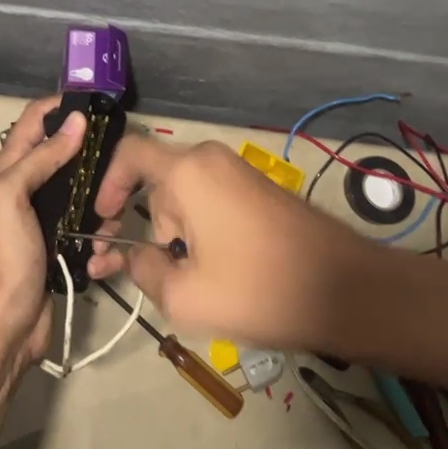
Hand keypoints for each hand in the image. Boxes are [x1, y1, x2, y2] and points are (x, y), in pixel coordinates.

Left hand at [0, 97, 94, 346]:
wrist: (6, 329)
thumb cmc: (5, 258)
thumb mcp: (12, 197)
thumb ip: (42, 157)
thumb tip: (77, 119)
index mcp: (11, 166)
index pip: (37, 118)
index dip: (64, 105)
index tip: (101, 107)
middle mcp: (31, 185)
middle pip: (71, 154)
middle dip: (97, 163)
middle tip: (117, 179)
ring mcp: (50, 216)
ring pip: (89, 193)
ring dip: (104, 211)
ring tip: (105, 233)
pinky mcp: (66, 245)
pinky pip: (93, 230)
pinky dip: (102, 242)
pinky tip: (101, 260)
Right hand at [90, 136, 378, 349]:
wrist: (346, 290)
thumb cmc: (259, 288)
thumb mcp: (186, 295)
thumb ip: (143, 270)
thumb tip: (131, 255)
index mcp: (188, 171)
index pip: (128, 153)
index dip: (106, 184)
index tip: (101, 220)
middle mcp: (210, 159)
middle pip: (156, 181)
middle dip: (144, 222)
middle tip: (138, 266)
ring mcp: (238, 172)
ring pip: (184, 196)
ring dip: (175, 232)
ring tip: (187, 281)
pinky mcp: (257, 190)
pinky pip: (210, 200)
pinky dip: (199, 228)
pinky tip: (211, 269)